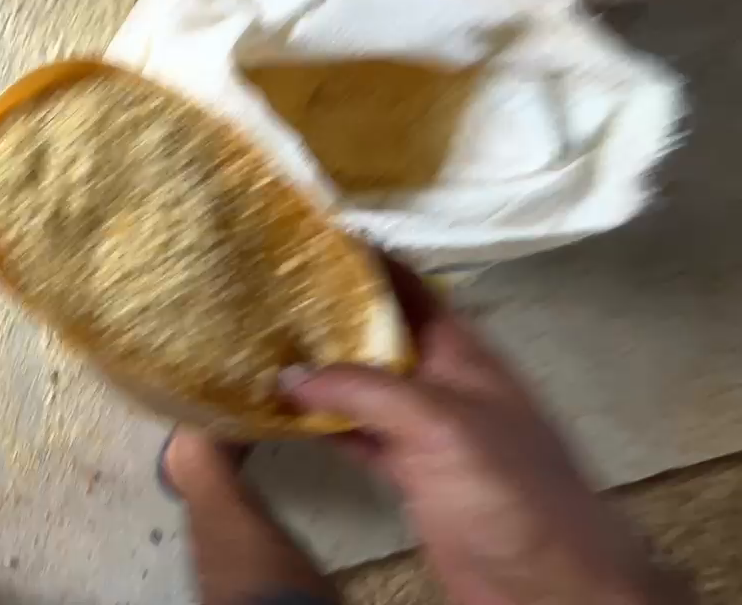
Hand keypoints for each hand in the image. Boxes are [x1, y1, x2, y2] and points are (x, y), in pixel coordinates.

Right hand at [284, 259, 688, 604]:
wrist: (554, 594)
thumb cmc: (509, 490)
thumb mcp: (438, 423)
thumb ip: (358, 388)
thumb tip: (281, 374)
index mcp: (458, 354)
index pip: (402, 285)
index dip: (355, 257)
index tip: (296, 235)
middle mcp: (435, 380)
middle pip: (369, 330)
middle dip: (316, 308)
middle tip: (254, 285)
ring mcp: (419, 425)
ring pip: (352, 379)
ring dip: (306, 364)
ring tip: (250, 338)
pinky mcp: (401, 466)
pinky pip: (345, 427)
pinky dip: (309, 416)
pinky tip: (269, 404)